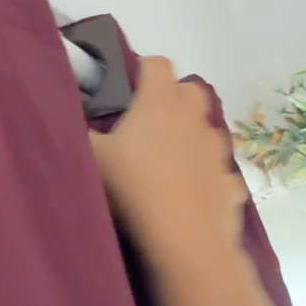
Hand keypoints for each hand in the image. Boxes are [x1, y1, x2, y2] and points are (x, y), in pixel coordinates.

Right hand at [89, 57, 246, 269]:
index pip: (157, 64)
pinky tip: (192, 198)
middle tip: (148, 127)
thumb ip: (83, 134)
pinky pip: (220, 174)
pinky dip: (209, 180)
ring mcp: (218, 152)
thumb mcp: (92, 160)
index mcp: (160, 104)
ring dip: (192, 140)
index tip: (127, 90)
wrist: (184, 241)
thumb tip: (74, 120)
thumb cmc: (133, 190)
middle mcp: (194, 120)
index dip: (143, 70)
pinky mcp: (231, 184)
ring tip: (168, 166)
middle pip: (190, 90)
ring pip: (208, 132)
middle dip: (173, 100)